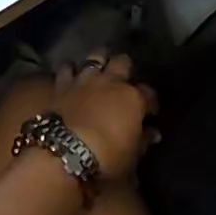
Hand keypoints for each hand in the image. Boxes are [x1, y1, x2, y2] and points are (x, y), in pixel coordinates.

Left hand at [50, 54, 157, 182]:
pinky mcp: (62, 84)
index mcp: (133, 98)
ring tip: (98, 68)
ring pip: (95, 55)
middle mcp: (111, 81)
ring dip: (98, 60)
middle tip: (123, 79)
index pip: (149, 94)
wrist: (64, 152)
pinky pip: (66, 67)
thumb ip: (143, 141)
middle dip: (125, 67)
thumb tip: (152, 133)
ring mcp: (86, 79)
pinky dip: (70, 69)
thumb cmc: (106, 158)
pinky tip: (71, 75)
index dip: (152, 103)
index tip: (150, 113)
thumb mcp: (132, 157)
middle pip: (122, 61)